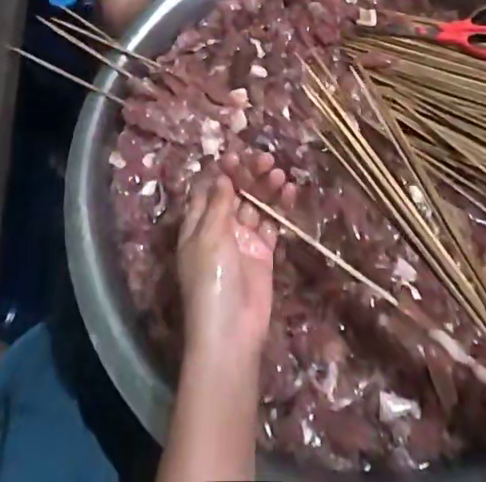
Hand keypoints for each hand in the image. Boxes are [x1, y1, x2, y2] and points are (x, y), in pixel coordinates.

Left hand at [176, 154, 295, 359]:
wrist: (232, 330)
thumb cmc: (211, 278)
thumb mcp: (209, 236)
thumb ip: (218, 205)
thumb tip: (221, 175)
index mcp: (196, 222)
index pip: (207, 188)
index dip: (221, 171)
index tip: (236, 155)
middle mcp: (218, 227)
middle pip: (234, 193)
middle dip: (248, 175)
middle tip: (265, 159)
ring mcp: (242, 240)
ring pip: (255, 205)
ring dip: (265, 188)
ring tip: (279, 173)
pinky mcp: (262, 253)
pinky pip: (271, 225)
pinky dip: (279, 209)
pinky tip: (289, 192)